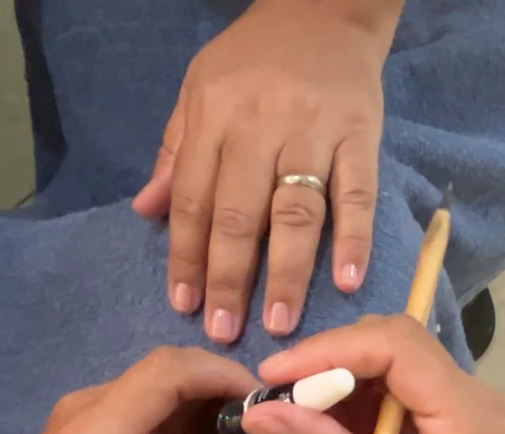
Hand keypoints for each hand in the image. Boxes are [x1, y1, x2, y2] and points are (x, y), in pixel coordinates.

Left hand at [0, 348, 261, 433]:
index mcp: (100, 429)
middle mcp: (91, 406)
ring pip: (160, 393)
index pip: (171, 370)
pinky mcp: (88, 429)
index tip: (263, 406)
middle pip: (168, 373)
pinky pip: (145, 415)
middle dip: (217, 397)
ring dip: (200, 422)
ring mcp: (87, 414)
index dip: (222, 375)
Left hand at [131, 0, 396, 344]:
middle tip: (225, 331)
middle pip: (239, 215)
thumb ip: (176, 151)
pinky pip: (356, 194)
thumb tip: (145, 211)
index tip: (184, 305)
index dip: (186, 255)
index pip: (193, 198)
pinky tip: (347, 281)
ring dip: (287, 274)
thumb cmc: (255, 59)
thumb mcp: (199, 90)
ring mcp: (314, 131)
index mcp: (214, 115)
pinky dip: (353, 238)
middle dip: (229, 278)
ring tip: (280, 325)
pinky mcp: (360, 136)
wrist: (323, 8)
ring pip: (295, 212)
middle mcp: (260, 125)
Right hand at [239, 316, 504, 433]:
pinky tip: (323, 424)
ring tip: (293, 412)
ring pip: (394, 362)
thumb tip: (258, 411)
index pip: (400, 349)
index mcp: (471, 422)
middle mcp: (475, 401)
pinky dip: (356, 400)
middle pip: (398, 345)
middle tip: (277, 395)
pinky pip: (397, 390)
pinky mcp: (447, 424)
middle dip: (332, 361)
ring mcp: (464, 410)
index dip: (332, 351)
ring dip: (339, 379)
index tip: (274, 377)